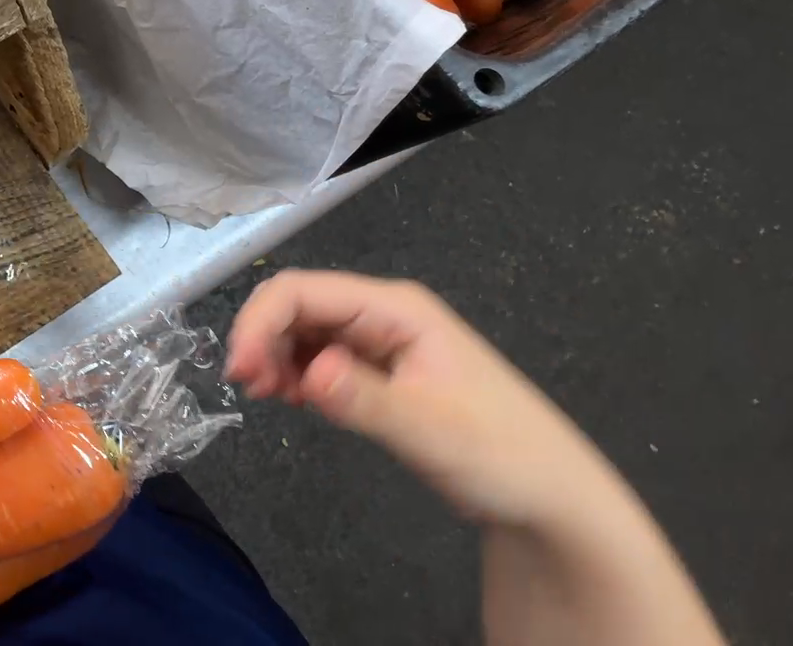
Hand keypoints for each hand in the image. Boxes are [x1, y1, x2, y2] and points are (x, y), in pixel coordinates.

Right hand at [225, 270, 612, 526]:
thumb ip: (364, 398)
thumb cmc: (503, 457)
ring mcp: (375, 338)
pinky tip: (289, 397)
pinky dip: (290, 371)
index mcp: (395, 308)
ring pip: (298, 328)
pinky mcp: (371, 365)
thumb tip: (307, 371)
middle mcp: (379, 313)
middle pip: (294, 305)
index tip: (240, 367)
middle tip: (247, 385)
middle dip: (261, 338)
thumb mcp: (430, 430)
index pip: (301, 292)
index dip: (259, 321)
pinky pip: (313, 353)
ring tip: (267, 395)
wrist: (552, 500)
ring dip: (272, 355)